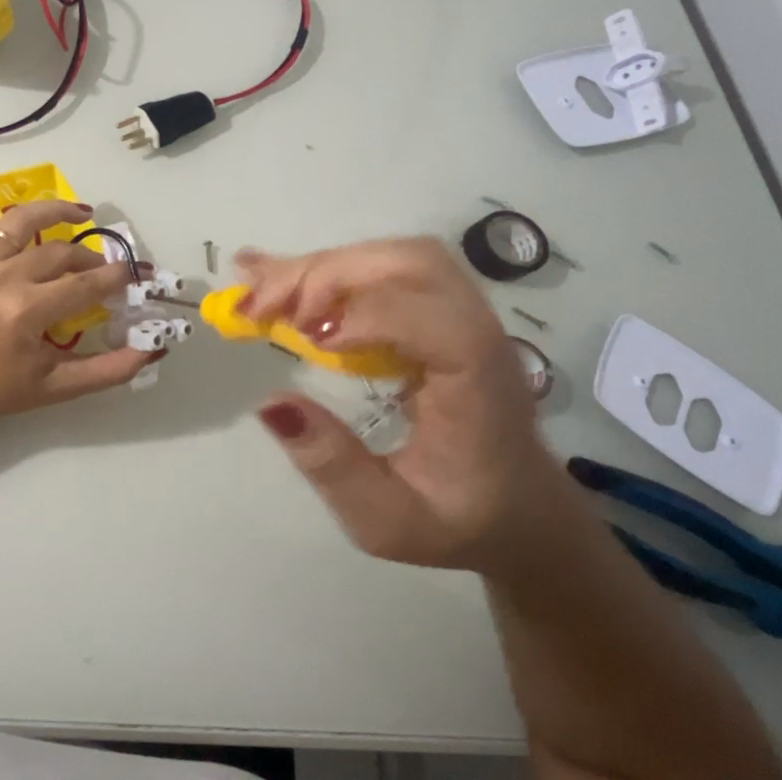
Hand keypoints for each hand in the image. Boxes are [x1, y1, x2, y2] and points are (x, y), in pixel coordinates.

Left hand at [0, 155, 158, 423]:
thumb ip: (108, 369)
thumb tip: (153, 348)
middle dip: (91, 259)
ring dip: (54, 211)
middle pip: (59, 253)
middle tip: (107, 271)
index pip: (85, 284)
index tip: (140, 275)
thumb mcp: (58, 388)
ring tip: (80, 213)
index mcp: (27, 310)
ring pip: (21, 222)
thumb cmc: (0, 389)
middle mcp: (3, 278)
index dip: (119, 278)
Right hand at [235, 238, 571, 572]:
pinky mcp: (437, 316)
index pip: (433, 317)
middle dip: (326, 274)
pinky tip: (269, 274)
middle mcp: (478, 336)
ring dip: (320, 268)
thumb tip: (269, 402)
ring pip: (391, 258)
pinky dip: (323, 272)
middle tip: (261, 309)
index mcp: (477, 386)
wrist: (522, 516)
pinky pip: (382, 272)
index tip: (304, 340)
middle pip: (409, 265)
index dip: (366, 313)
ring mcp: (461, 319)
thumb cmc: (458, 523)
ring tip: (258, 296)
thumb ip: (332, 465)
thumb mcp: (387, 520)